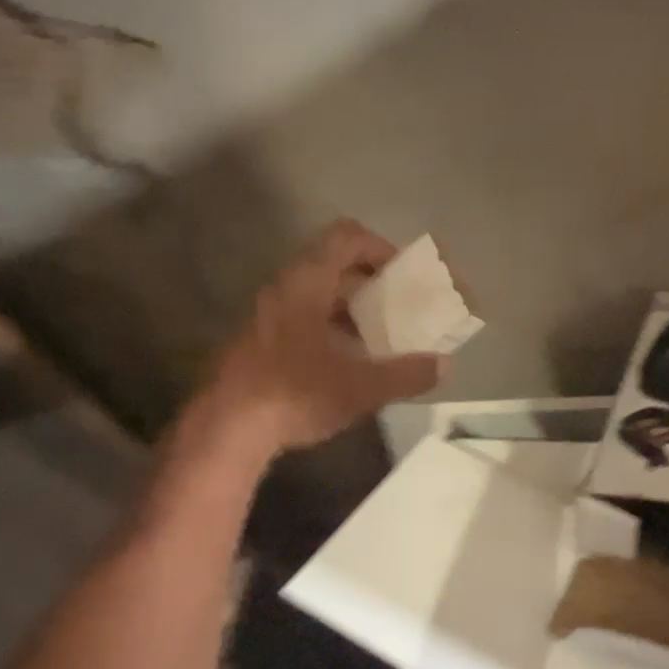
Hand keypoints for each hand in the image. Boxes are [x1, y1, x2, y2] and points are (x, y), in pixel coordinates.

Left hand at [206, 219, 444, 452]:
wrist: (225, 430)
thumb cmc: (295, 395)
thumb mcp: (362, 388)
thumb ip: (407, 374)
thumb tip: (443, 365)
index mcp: (306, 284)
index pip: (346, 238)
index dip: (381, 248)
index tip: (407, 275)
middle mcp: (284, 290)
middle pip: (334, 266)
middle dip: (373, 285)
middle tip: (403, 311)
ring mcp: (267, 317)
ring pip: (318, 296)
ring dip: (353, 311)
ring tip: (383, 340)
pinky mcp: (260, 344)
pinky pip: (304, 321)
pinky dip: (333, 331)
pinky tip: (350, 365)